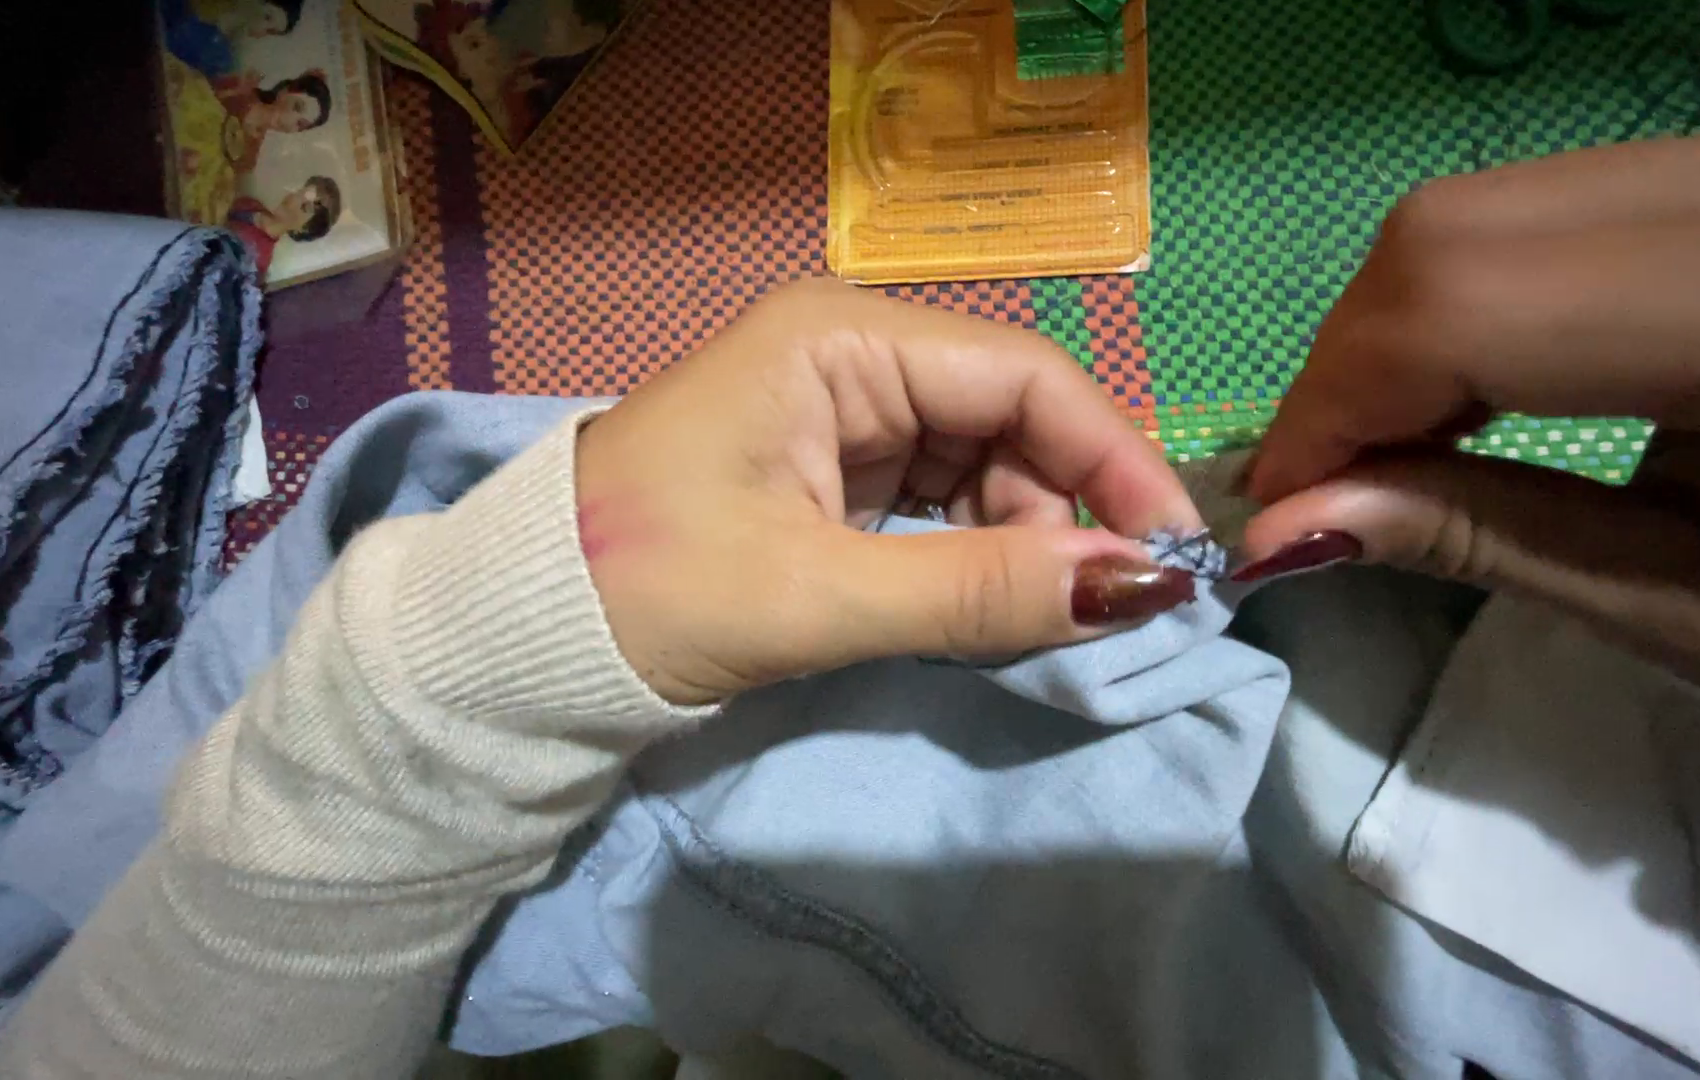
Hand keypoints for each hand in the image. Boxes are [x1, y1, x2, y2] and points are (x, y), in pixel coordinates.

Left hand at [575, 279, 1203, 704]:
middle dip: (1062, 508)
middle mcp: (851, 355)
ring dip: (1018, 538)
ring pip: (981, 462)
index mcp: (839, 340)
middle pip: (1008, 418)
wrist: (527, 632)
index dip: (1112, 457)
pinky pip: (937, 497)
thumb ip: (974, 591)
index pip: (1021, 376)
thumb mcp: (817, 594)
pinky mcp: (834, 467)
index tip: (1172, 549)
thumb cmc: (649, 591)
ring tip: (1017, 612)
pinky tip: (974, 598)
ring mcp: (843, 412)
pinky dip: (971, 550)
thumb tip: (1135, 588)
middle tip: (1094, 603)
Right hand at [1241, 111, 1699, 685]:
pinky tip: (1443, 386)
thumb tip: (1283, 529)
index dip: (1331, 403)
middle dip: (1339, 370)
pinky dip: (1427, 309)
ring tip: (1380, 439)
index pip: (1462, 311)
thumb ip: (1480, 544)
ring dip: (1373, 340)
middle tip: (1323, 474)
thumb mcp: (1698, 603)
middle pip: (1443, 237)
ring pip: (1462, 215)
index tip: (1279, 500)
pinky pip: (1506, 216)